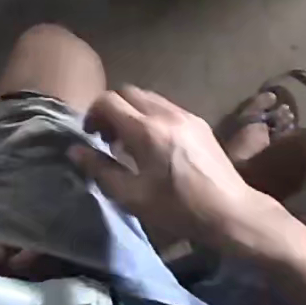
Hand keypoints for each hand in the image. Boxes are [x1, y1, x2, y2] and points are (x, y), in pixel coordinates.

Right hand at [69, 87, 279, 250]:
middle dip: (112, 109)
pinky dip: (151, 116)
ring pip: (149, 97)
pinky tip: (155, 145)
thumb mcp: (131, 196)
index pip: (109, 100)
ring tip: (131, 143)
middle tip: (108, 137)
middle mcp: (166, 113)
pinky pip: (166, 107)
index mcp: (146, 130)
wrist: (230, 212)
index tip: (91, 136)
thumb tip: (75, 150)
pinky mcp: (199, 122)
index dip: (93, 113)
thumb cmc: (177, 208)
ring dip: (132, 111)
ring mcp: (186, 115)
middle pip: (128, 92)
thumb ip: (100, 169)